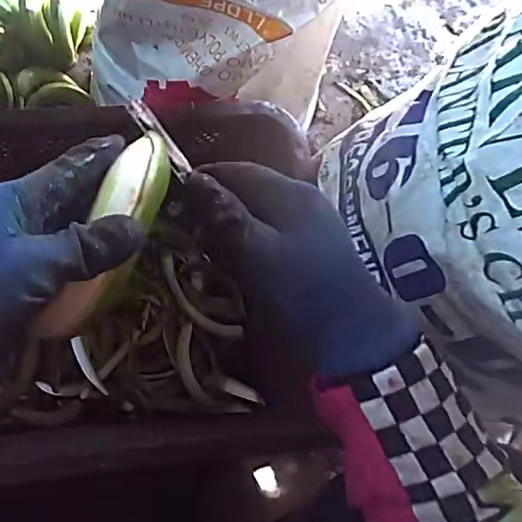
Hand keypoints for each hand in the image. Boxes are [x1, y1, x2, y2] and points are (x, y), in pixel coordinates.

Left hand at [0, 135, 147, 414]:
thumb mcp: (36, 266)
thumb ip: (86, 245)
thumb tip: (137, 226)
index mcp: (17, 198)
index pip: (67, 167)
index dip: (99, 155)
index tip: (130, 143)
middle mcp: (19, 216)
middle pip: (70, 195)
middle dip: (105, 191)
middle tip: (146, 187)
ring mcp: (17, 248)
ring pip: (66, 228)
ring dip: (96, 228)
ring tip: (136, 222)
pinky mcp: (18, 278)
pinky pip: (59, 260)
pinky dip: (83, 260)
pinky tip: (107, 265)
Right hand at [180, 162, 419, 377]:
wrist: (357, 350)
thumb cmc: (303, 301)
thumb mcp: (257, 257)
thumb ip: (225, 217)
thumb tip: (192, 180)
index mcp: (288, 195)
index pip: (232, 171)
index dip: (196, 182)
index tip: (164, 202)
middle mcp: (299, 203)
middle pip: (242, 191)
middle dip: (206, 206)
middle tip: (172, 229)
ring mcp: (306, 229)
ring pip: (251, 214)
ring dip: (220, 227)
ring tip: (190, 248)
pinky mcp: (306, 254)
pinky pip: (262, 236)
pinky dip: (238, 245)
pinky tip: (223, 266)